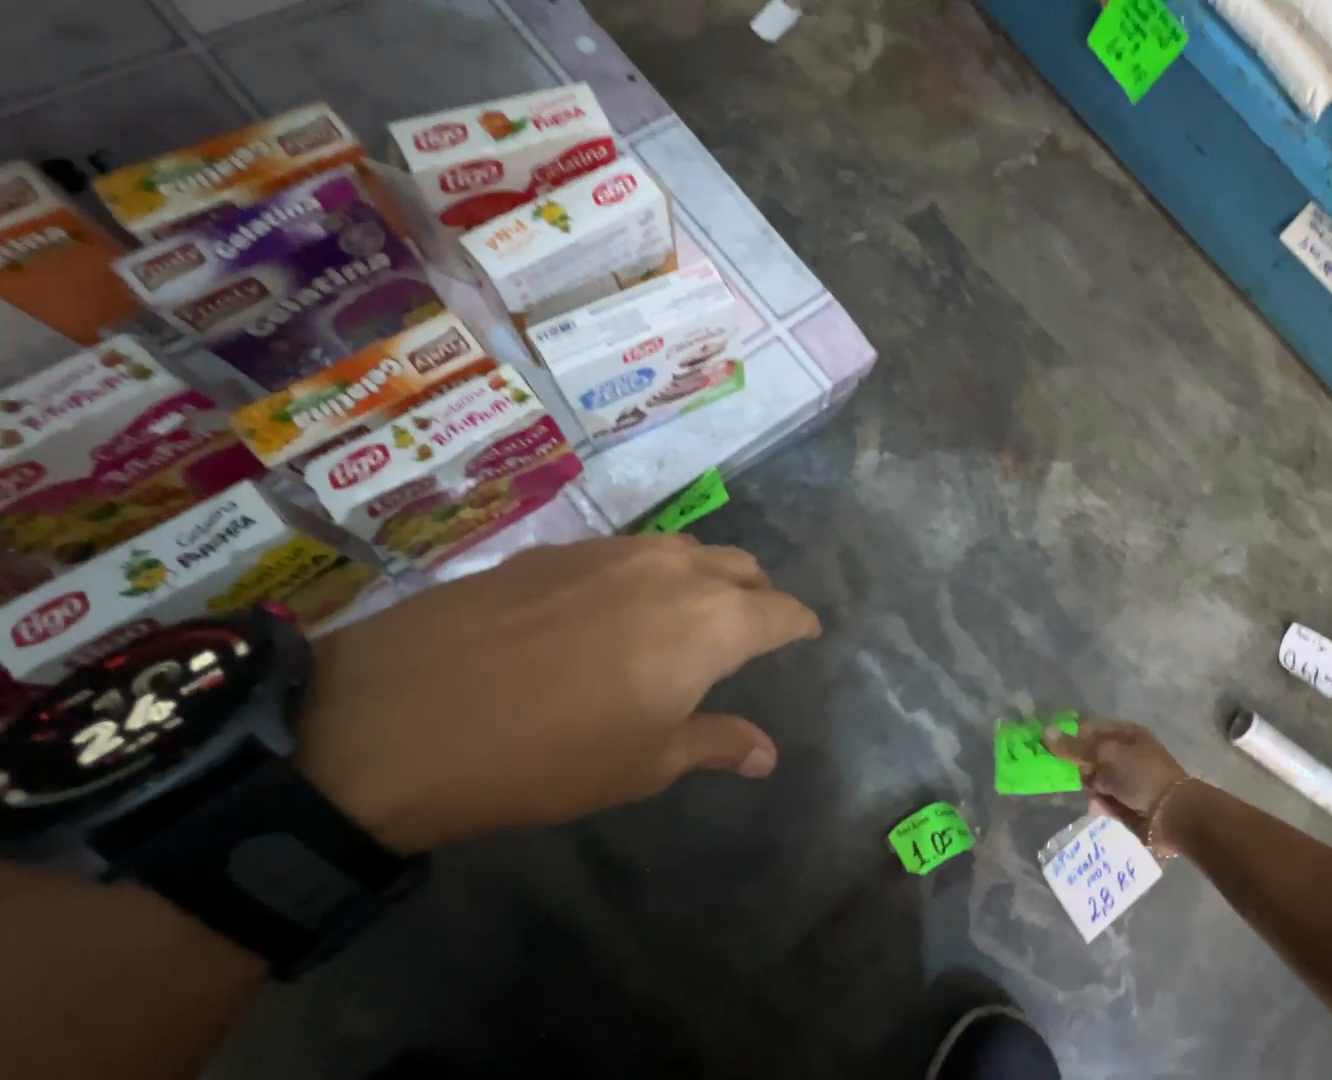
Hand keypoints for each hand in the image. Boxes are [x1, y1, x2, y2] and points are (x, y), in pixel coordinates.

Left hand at [293, 534, 820, 853]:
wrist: (397, 717)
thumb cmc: (546, 755)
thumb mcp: (643, 764)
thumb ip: (716, 743)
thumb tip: (768, 753)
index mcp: (712, 622)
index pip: (782, 611)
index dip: (801, 624)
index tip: (807, 635)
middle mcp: (674, 570)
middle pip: (742, 568)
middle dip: (759, 596)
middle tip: (751, 632)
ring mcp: (613, 551)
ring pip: (687, 551)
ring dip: (706, 578)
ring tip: (689, 615)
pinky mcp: (559, 550)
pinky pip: (632, 553)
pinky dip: (651, 574)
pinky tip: (617, 608)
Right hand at [1044, 718, 1189, 835]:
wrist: (1173, 816)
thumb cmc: (1141, 775)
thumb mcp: (1106, 755)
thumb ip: (1074, 747)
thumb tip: (1045, 731)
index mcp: (1125, 734)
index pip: (1088, 729)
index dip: (1069, 736)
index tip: (1050, 748)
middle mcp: (1125, 754)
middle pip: (1089, 756)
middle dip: (1078, 766)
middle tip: (1069, 774)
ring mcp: (1126, 780)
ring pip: (1094, 780)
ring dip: (1089, 787)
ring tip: (1094, 793)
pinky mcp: (1125, 803)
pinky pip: (1103, 799)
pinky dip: (1100, 804)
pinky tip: (1103, 807)